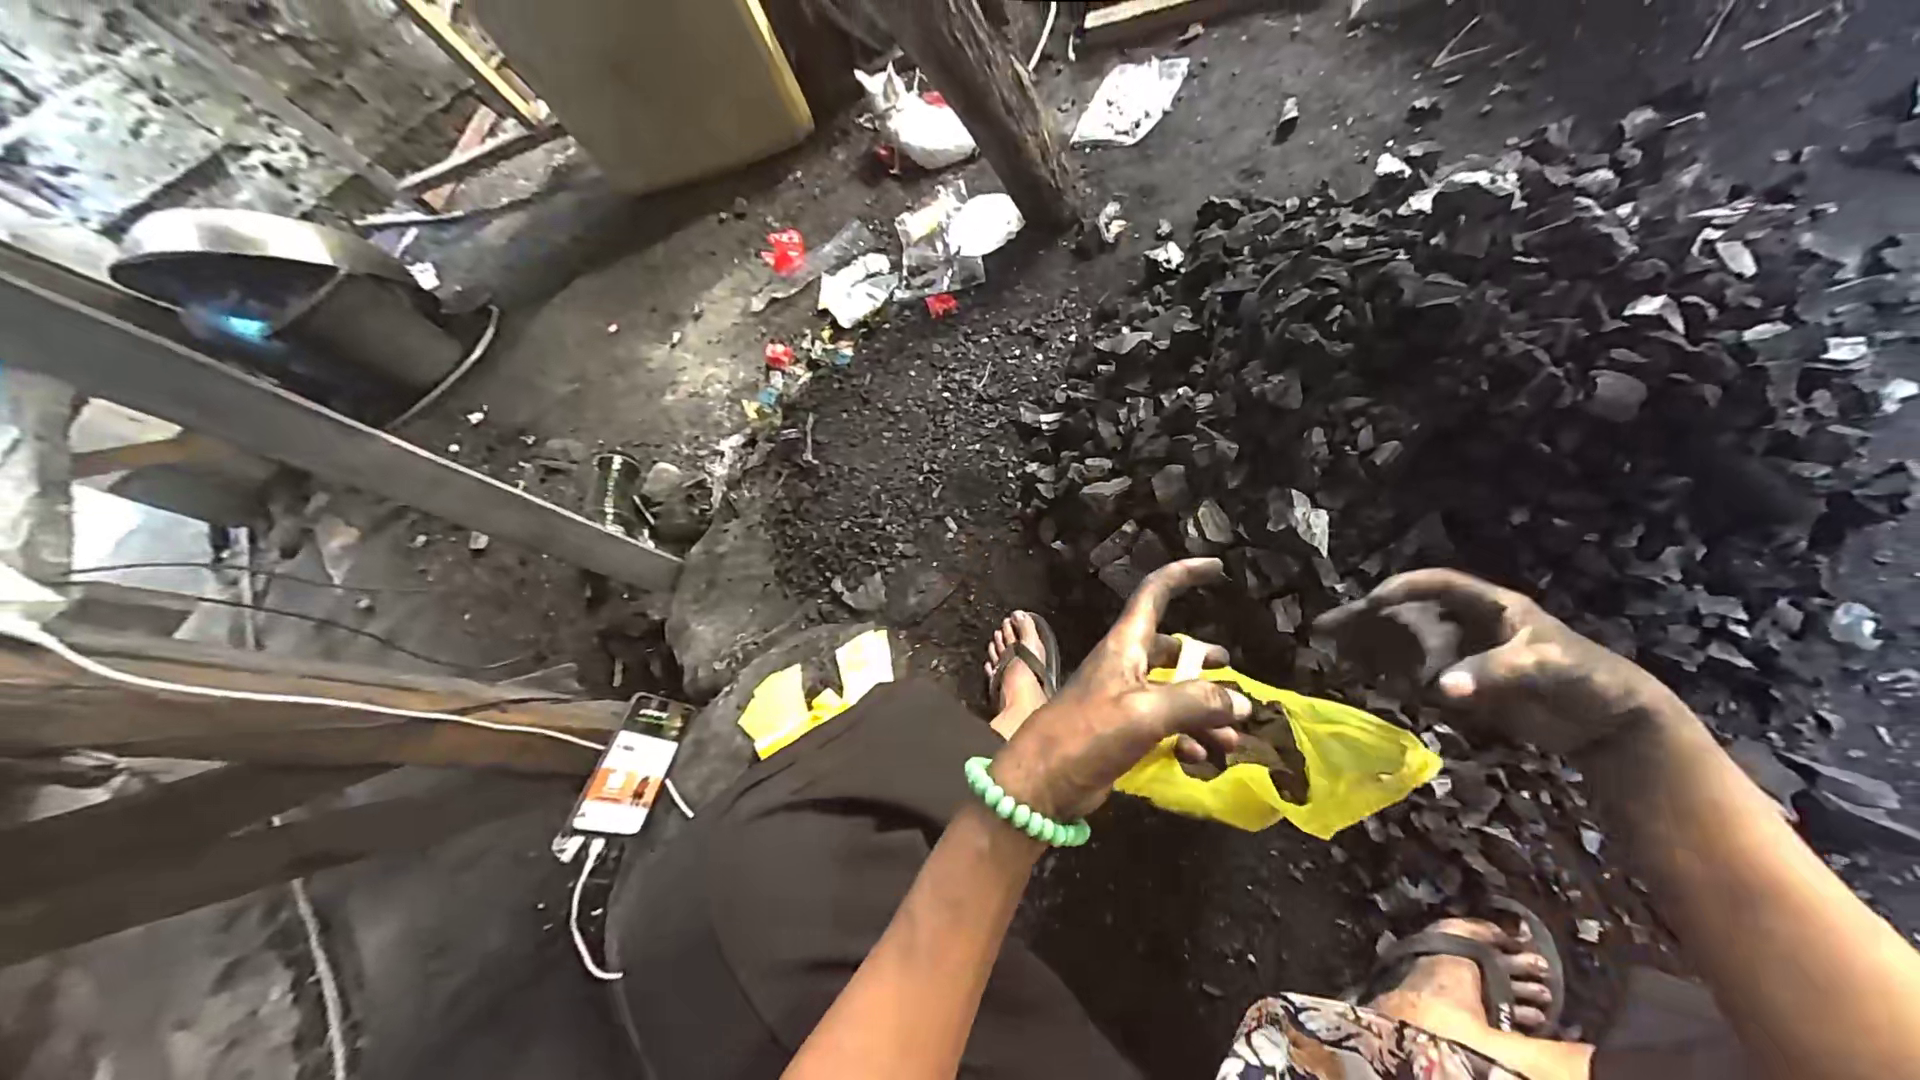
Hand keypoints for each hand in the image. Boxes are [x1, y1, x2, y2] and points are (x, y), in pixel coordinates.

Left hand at [990, 559, 1252, 821]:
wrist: (1041, 782)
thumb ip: (1196, 702)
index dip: (1183, 575)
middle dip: (1203, 663)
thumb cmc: (1087, 735)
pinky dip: (1187, 737)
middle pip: (1172, 650)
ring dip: (1204, 712)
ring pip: (1174, 693)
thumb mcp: (1145, 713)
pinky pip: (1165, 726)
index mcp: (1125, 646)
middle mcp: (1125, 666)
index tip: (1216, 568)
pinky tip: (1201, 758)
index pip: (1155, 594)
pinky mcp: (1123, 732)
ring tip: (1231, 738)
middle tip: (1232, 675)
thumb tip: (1241, 702)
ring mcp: (1124, 700)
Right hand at [1315, 568, 1685, 754]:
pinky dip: (1387, 675)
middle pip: (1406, 614)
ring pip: (1403, 644)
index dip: (1400, 588)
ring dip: (1368, 647)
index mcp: (1490, 606)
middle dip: (1365, 620)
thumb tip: (1438, 688)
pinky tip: (1362, 678)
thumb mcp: (1542, 667)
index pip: (1434, 584)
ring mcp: (1463, 654)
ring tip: (1331, 653)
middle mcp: (1468, 625)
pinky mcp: (1462, 683)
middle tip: (1324, 629)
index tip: (1369, 602)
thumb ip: (1489, 673)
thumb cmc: (1585, 679)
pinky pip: (1415, 674)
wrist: (1613, 725)